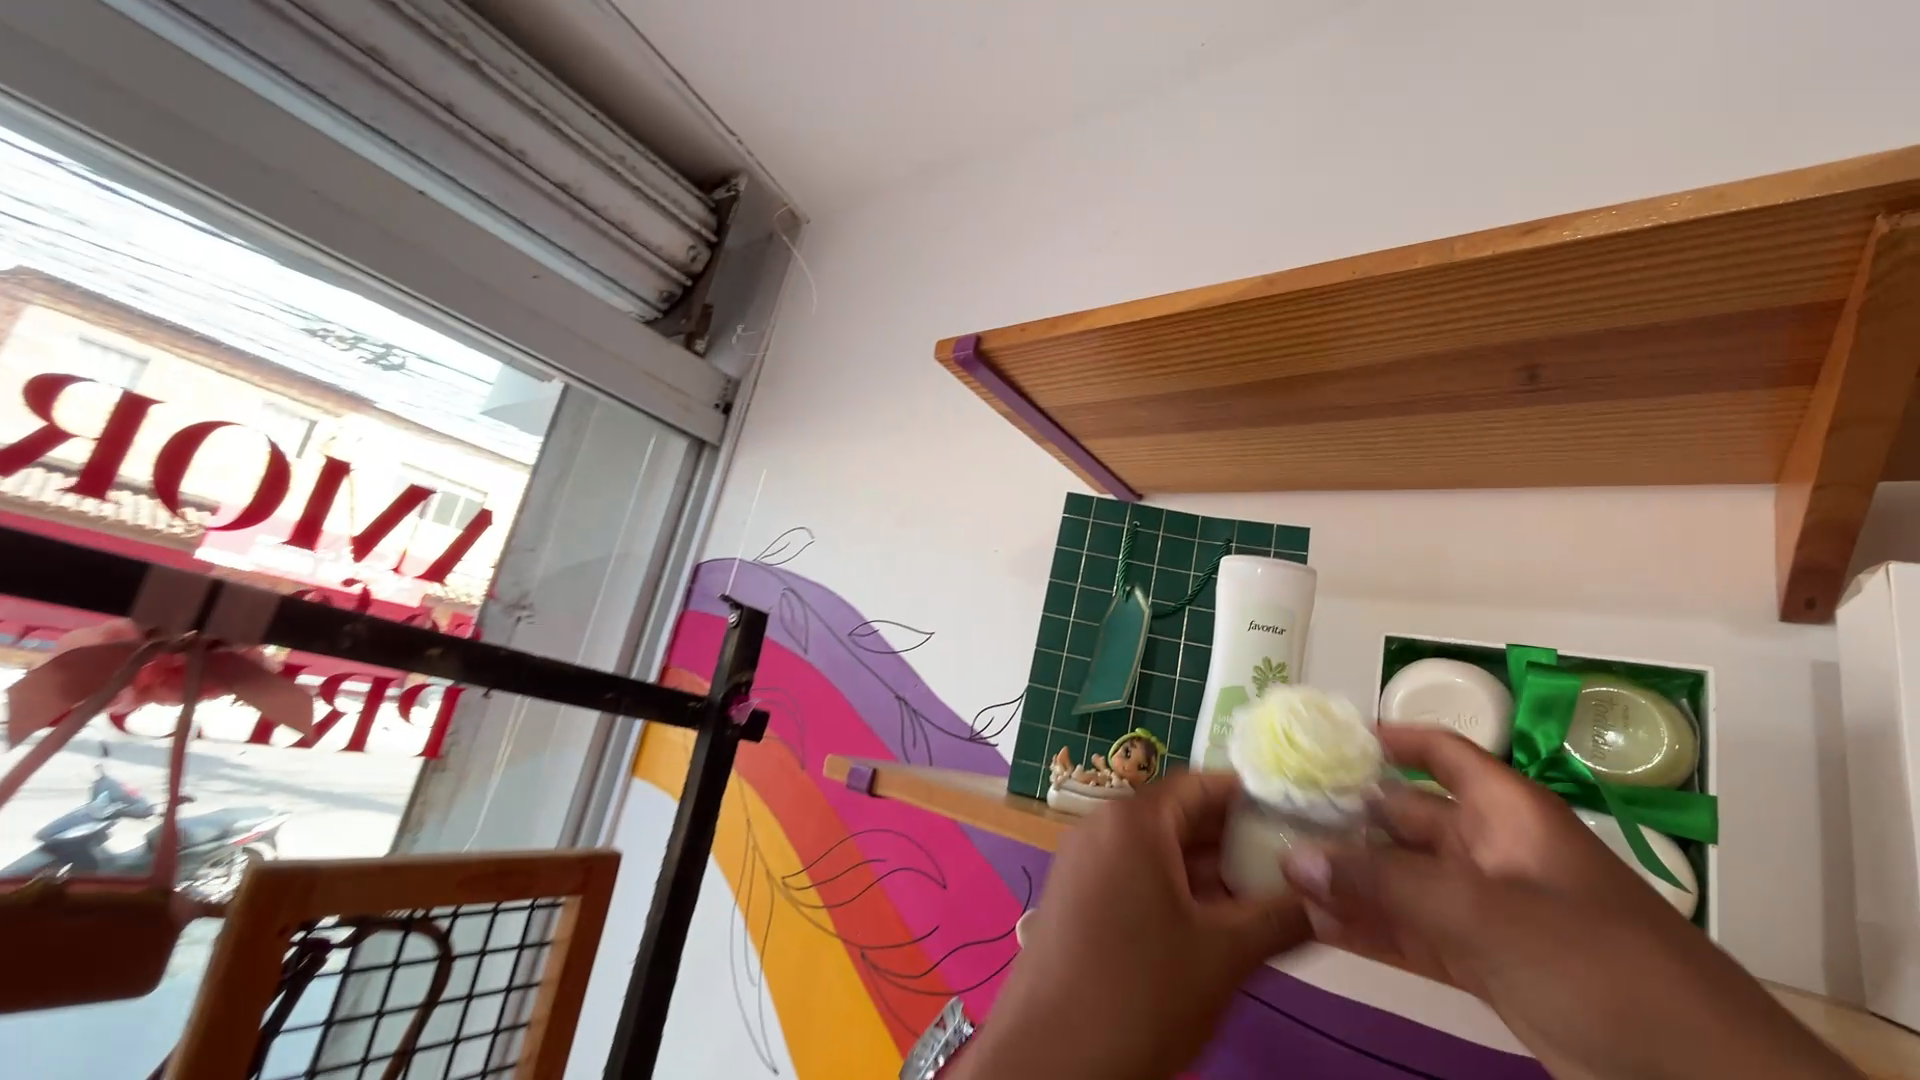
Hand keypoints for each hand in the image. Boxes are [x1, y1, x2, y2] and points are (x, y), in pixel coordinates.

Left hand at [951, 771, 1309, 1079]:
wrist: (1049, 1060)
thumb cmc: (1140, 994)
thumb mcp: (1224, 955)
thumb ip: (1282, 916)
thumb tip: (1330, 896)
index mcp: (1132, 821)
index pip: (1199, 784)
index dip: (1250, 797)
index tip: (1297, 815)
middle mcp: (1101, 829)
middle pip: (1179, 817)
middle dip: (1235, 839)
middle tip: (1294, 863)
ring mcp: (1083, 865)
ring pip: (1158, 851)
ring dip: (1209, 871)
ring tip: (1268, 898)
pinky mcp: (1076, 901)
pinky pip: (1134, 877)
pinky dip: (1176, 891)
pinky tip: (1217, 926)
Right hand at [1282, 726, 1859, 1079]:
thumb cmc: (1600, 967)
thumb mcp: (1488, 916)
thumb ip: (1386, 887)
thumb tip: (1293, 856)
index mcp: (1507, 814)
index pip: (1441, 753)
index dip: (1387, 738)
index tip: (1320, 740)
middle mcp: (1491, 852)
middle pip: (1406, 817)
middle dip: (1344, 813)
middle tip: (1271, 812)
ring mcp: (1486, 911)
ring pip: (1400, 878)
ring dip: (1346, 876)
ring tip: (1274, 868)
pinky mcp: (1482, 963)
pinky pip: (1410, 931)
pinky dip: (1366, 926)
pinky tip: (1311, 920)